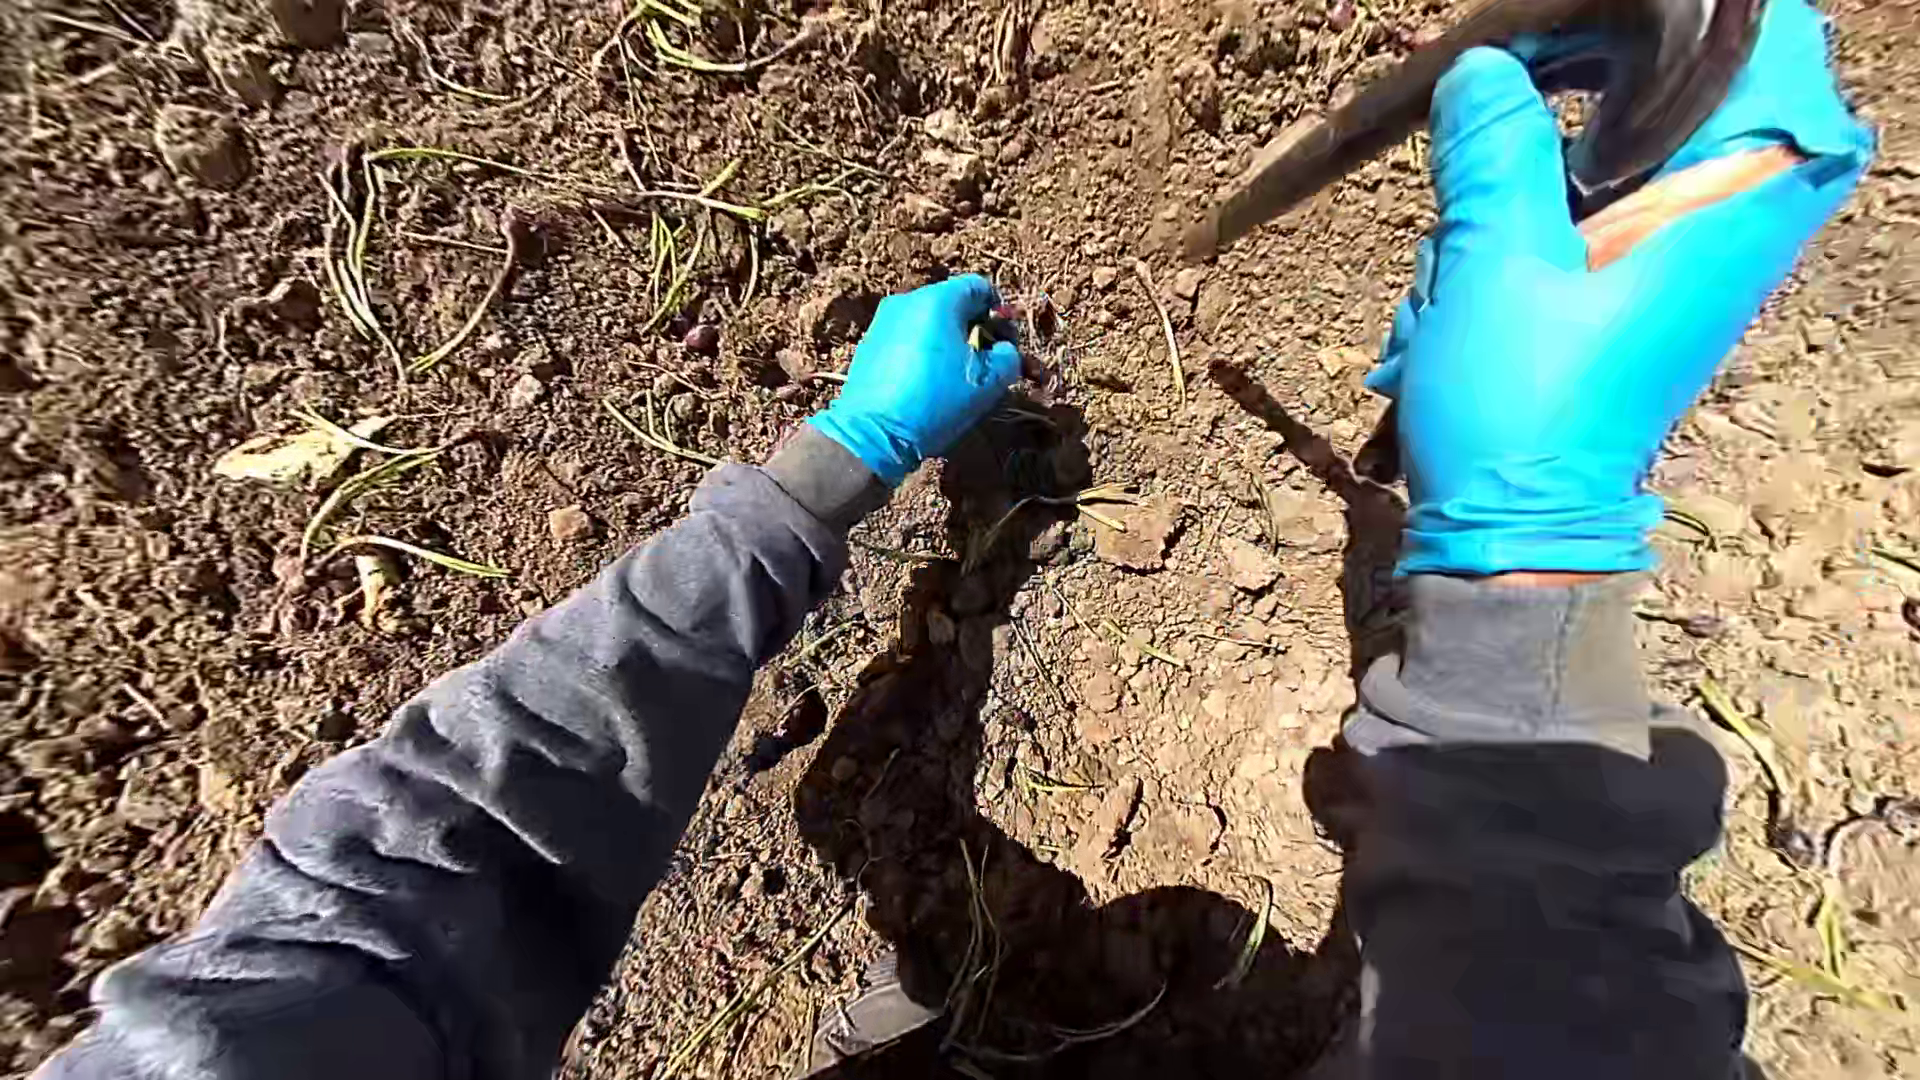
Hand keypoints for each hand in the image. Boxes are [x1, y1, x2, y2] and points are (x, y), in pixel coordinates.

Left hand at [809, 274, 1022, 484]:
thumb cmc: (935, 402)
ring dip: (949, 347)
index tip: (1007, 345)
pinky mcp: (868, 347)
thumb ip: (1008, 358)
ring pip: (929, 326)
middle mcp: (907, 301)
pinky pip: (907, 343)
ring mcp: (883, 323)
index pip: (981, 288)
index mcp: (939, 300)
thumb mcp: (988, 383)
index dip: (1001, 316)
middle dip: (976, 333)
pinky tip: (928, 388)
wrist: (873, 433)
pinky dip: (924, 357)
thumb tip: (1003, 350)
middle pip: (954, 307)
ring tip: (956, 381)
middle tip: (987, 366)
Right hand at [1371, 0, 1870, 575]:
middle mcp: (1729, 212)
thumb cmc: (1517, 399)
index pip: (1732, 31)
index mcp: (1749, 181)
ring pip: (1556, 200)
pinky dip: (1478, 285)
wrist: (1508, 522)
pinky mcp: (1612, 306)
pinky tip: (1437, 336)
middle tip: (1451, 244)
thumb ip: (1491, 160)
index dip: (1618, 36)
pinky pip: (1543, 254)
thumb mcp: (1492, 271)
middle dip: (1504, 184)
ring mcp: (1665, 265)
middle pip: (1614, 128)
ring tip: (1431, 323)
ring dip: (1471, 252)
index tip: (1520, 65)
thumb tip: (1478, 70)